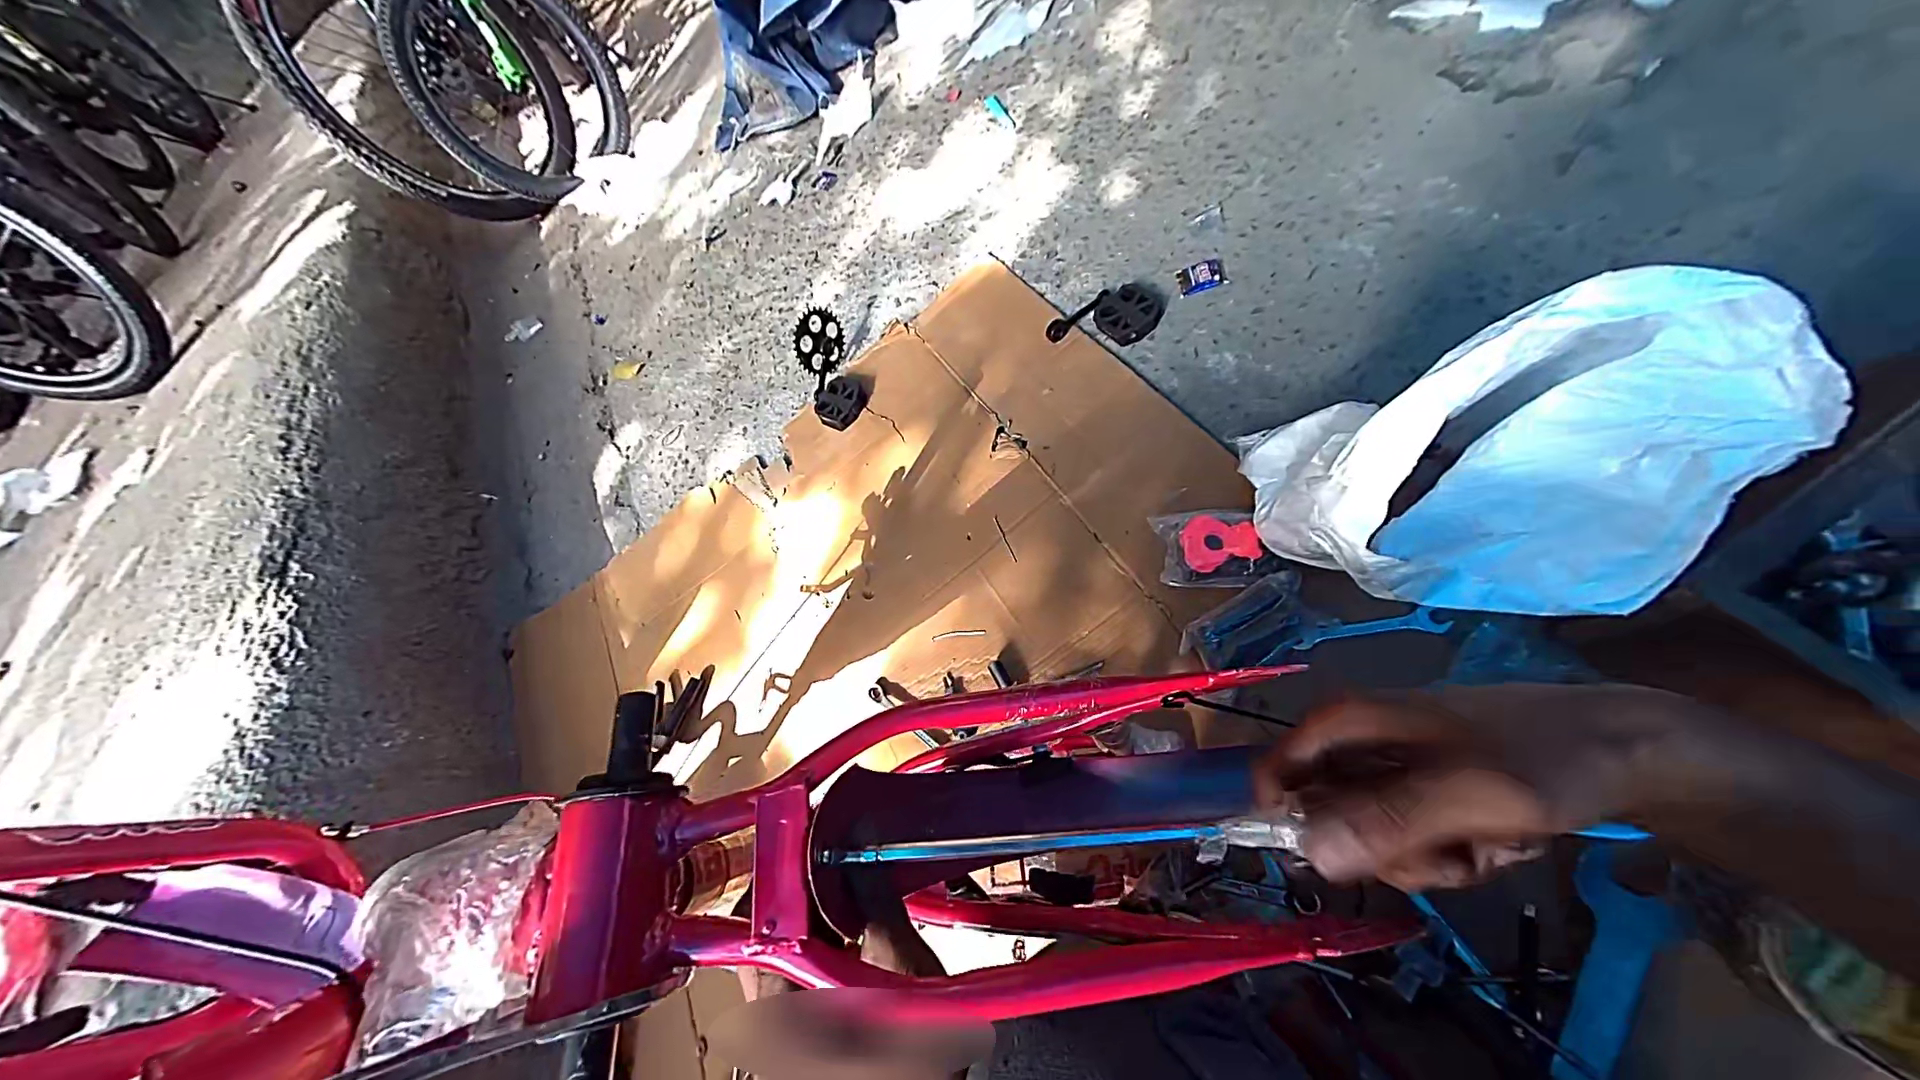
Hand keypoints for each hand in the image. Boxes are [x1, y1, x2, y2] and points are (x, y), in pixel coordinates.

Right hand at [1259, 684, 1701, 891]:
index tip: (1347, 860)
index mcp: (1341, 722)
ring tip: (1484, 844)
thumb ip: (1388, 821)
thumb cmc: (1541, 755)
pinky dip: (1450, 851)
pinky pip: (1408, 836)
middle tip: (1448, 854)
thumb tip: (1308, 855)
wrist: (1629, 746)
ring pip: (1370, 835)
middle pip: (1325, 816)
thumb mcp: (1470, 793)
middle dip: (1386, 849)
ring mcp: (1387, 765)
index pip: (1273, 775)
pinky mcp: (1420, 786)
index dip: (1292, 824)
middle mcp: (1352, 742)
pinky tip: (1495, 838)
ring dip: (1428, 856)